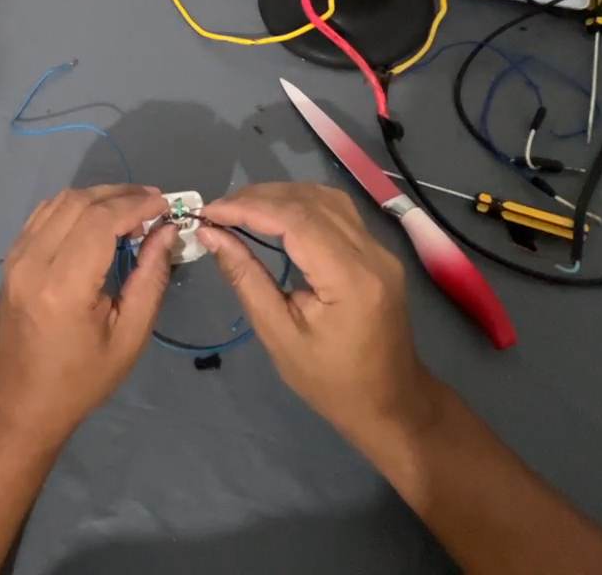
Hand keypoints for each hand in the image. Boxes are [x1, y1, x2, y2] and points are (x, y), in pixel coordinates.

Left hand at [0, 184, 177, 444]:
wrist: (19, 399)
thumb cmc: (80, 378)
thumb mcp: (129, 336)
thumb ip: (150, 278)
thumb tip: (166, 231)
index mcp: (63, 286)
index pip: (100, 220)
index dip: (135, 204)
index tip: (165, 204)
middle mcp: (33, 261)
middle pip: (78, 202)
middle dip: (120, 194)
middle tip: (153, 202)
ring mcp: (16, 256)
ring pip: (59, 201)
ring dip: (97, 197)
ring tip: (131, 208)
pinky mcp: (11, 258)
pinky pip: (43, 214)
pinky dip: (73, 206)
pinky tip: (97, 218)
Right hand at [199, 183, 439, 447]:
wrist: (392, 404)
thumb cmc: (331, 381)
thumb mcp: (278, 334)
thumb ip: (245, 278)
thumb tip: (210, 235)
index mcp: (350, 279)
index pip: (295, 221)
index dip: (247, 209)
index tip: (208, 213)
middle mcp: (371, 254)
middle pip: (309, 202)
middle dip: (257, 198)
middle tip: (216, 212)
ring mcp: (379, 250)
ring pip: (323, 198)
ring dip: (277, 196)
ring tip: (238, 209)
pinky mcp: (376, 252)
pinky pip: (334, 210)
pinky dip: (297, 203)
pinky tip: (272, 214)